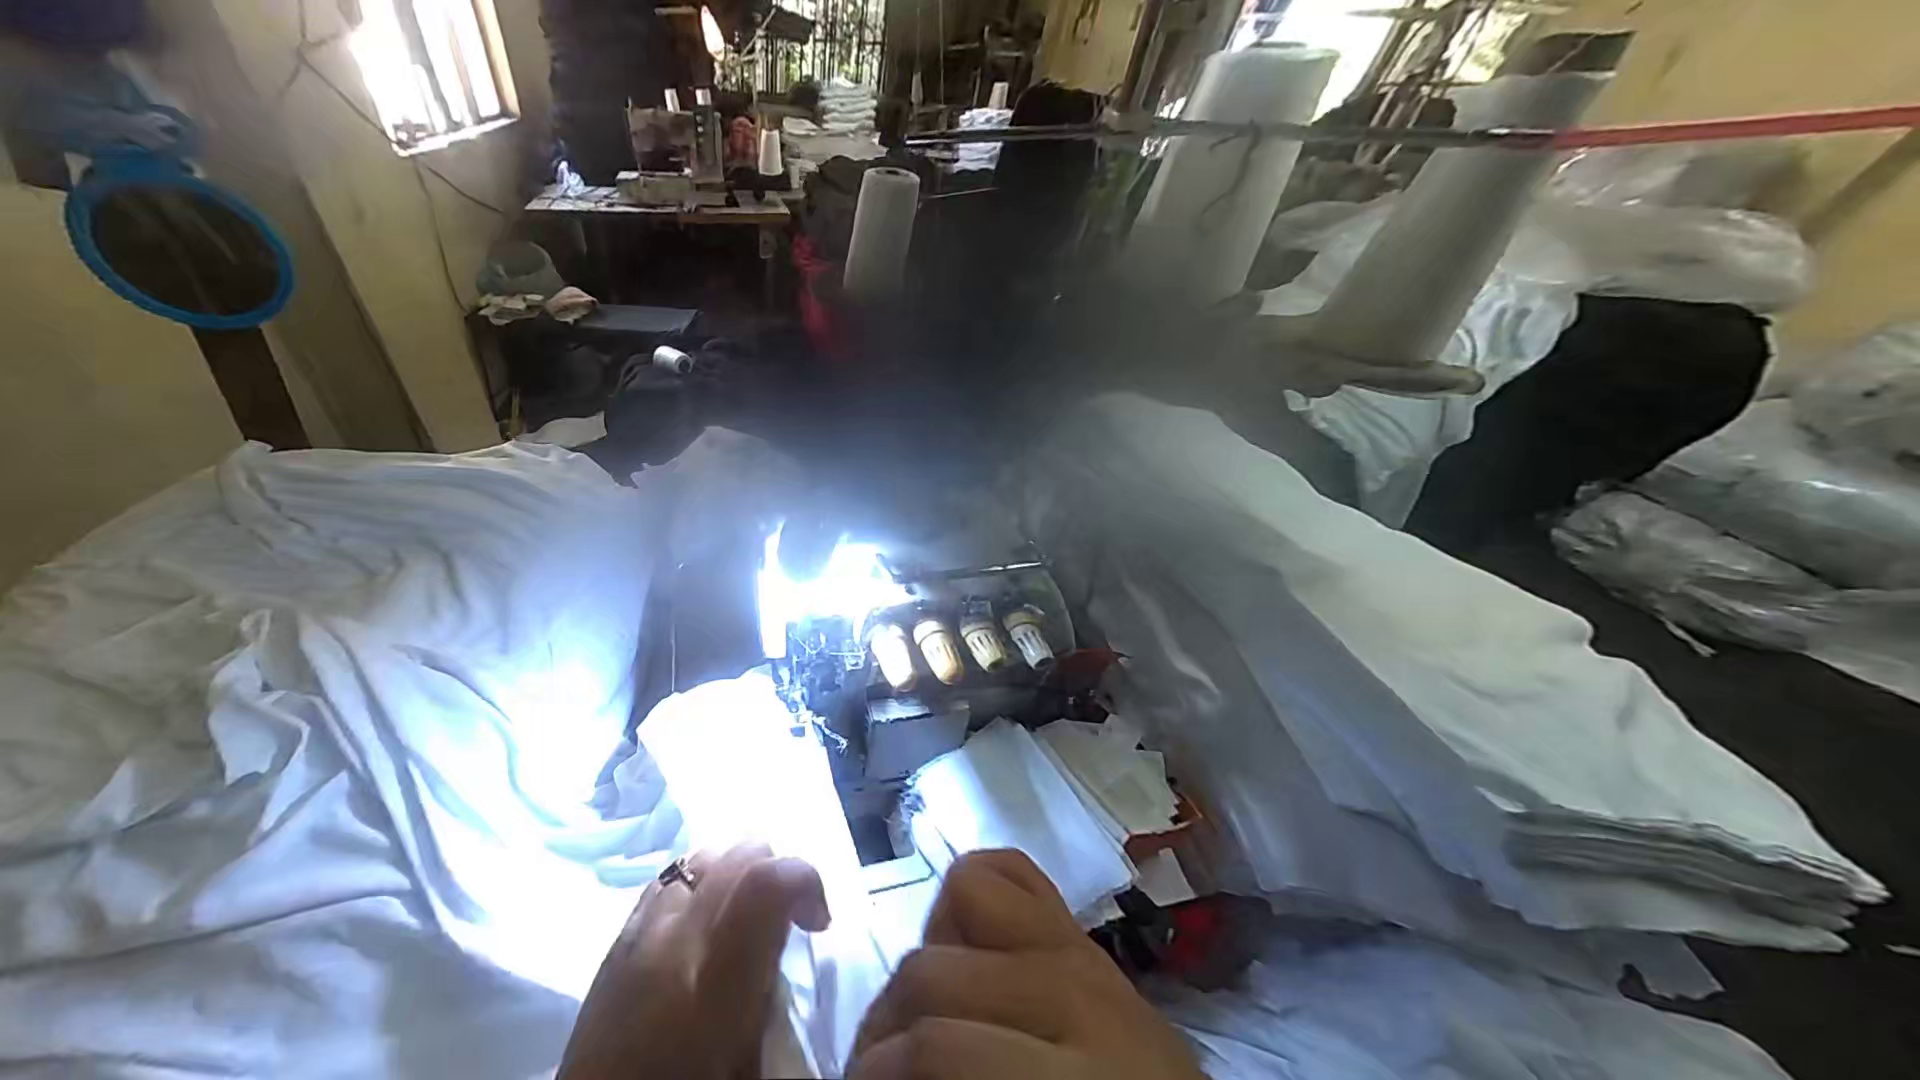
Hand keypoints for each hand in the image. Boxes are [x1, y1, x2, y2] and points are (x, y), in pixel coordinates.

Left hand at [558, 843, 830, 1079]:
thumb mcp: (748, 1062)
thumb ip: (771, 985)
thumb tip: (790, 933)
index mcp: (711, 978)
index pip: (767, 881)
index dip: (806, 880)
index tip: (818, 922)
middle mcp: (673, 940)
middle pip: (740, 854)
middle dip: (779, 872)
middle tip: (789, 920)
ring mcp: (638, 934)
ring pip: (703, 856)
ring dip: (737, 874)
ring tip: (746, 917)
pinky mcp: (614, 943)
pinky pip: (667, 881)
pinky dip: (698, 885)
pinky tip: (703, 925)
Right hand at [848, 850, 1205, 1079]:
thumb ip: (955, 1074)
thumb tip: (884, 1067)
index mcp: (1071, 1073)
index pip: (938, 1045)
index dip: (879, 1069)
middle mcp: (1072, 989)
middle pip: (935, 971)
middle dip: (887, 1020)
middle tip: (878, 1060)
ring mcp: (1076, 942)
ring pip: (967, 889)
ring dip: (929, 948)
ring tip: (925, 1000)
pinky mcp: (1074, 925)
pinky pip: (1010, 866)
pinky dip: (974, 893)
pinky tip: (964, 944)